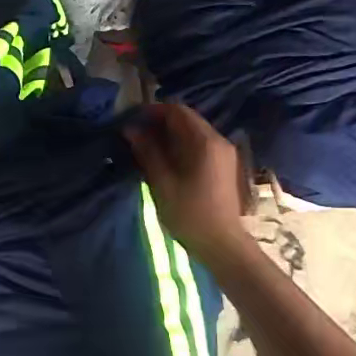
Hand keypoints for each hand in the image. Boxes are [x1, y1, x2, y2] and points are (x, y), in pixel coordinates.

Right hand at [124, 101, 249, 262]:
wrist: (221, 244)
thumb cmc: (189, 213)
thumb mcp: (162, 182)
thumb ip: (147, 151)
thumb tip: (130, 129)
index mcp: (205, 141)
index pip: (177, 111)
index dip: (152, 111)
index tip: (131, 121)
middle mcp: (219, 140)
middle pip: (187, 119)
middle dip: (160, 123)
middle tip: (135, 135)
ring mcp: (224, 153)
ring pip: (193, 132)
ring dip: (170, 135)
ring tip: (146, 148)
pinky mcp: (224, 166)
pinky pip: (200, 145)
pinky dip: (181, 146)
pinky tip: (166, 160)